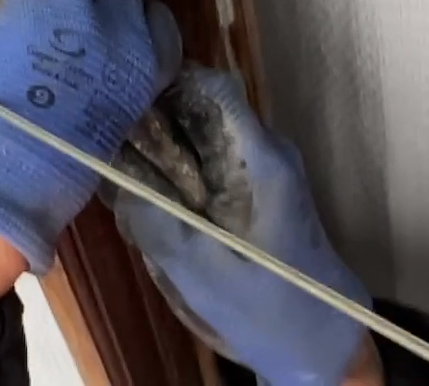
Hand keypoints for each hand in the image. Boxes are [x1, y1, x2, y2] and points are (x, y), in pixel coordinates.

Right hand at [109, 66, 373, 383]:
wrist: (323, 349)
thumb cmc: (271, 311)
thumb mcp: (203, 273)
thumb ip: (153, 218)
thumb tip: (105, 171)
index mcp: (258, 158)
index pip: (210, 85)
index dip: (162, 79)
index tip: (118, 96)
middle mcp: (256, 148)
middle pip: (192, 103)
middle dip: (146, 120)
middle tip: (106, 147)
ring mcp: (251, 165)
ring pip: (188, 129)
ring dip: (152, 149)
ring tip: (122, 179)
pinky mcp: (243, 183)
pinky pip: (195, 156)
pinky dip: (165, 170)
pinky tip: (146, 200)